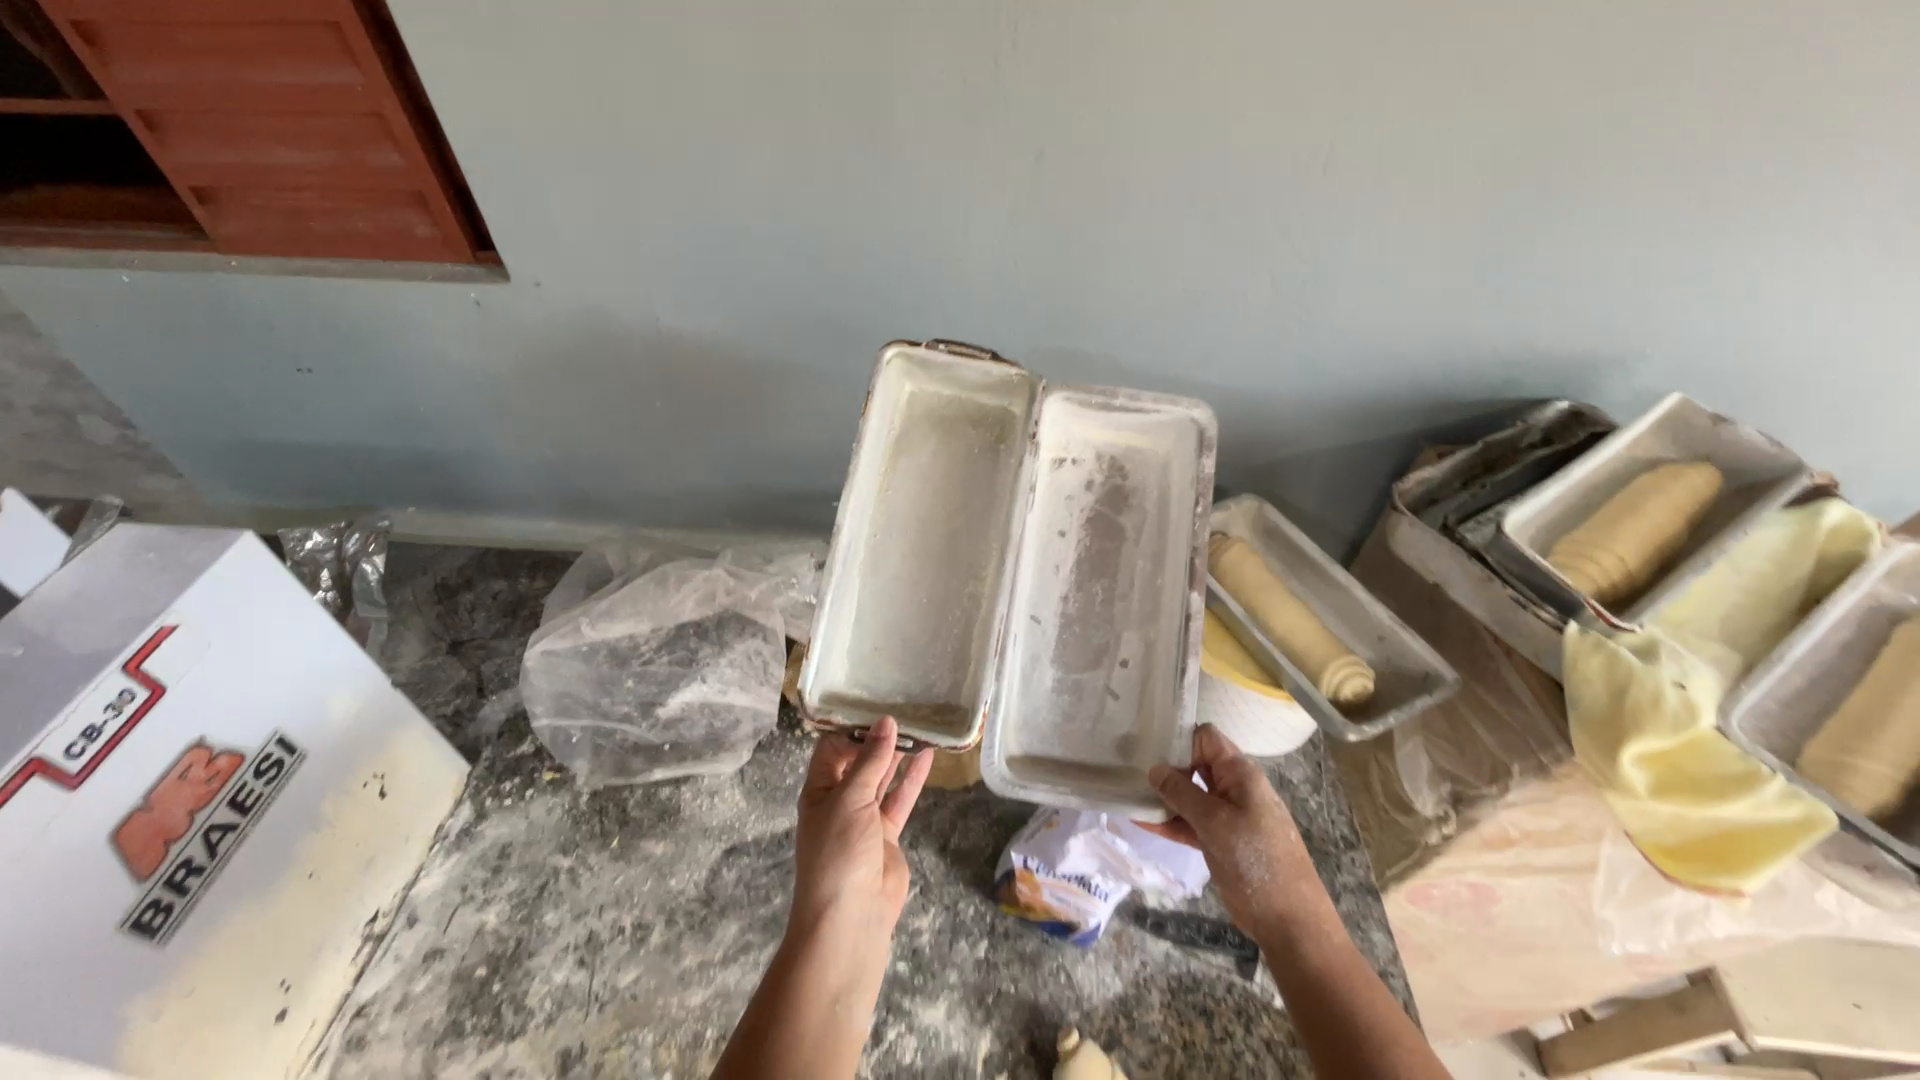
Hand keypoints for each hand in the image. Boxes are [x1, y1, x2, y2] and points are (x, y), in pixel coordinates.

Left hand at [790, 715, 934, 941]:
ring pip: (882, 779)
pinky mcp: (887, 835)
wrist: (851, 916)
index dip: (853, 730)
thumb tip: (886, 722)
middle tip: (906, 713)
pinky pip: (900, 800)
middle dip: (878, 740)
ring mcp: (864, 819)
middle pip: (858, 762)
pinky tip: (928, 757)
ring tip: (920, 728)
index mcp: (818, 790)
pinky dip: (913, 779)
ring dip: (898, 756)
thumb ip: (870, 761)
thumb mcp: (849, 800)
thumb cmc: (838, 851)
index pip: (832, 749)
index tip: (880, 712)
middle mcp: (839, 801)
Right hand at [1142, 724, 1329, 946]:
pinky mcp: (1219, 841)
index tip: (1149, 748)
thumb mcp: (1215, 822)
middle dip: (1166, 767)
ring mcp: (1226, 816)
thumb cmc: (1255, 860)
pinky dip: (1169, 821)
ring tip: (1128, 794)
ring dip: (1164, 797)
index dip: (1180, 739)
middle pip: (1195, 764)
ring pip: (1190, 796)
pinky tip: (1140, 821)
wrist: (1287, 918)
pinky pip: (1189, 822)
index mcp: (1240, 775)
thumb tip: (1155, 769)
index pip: (1206, 739)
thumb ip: (1182, 793)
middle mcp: (1233, 789)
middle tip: (1130, 769)